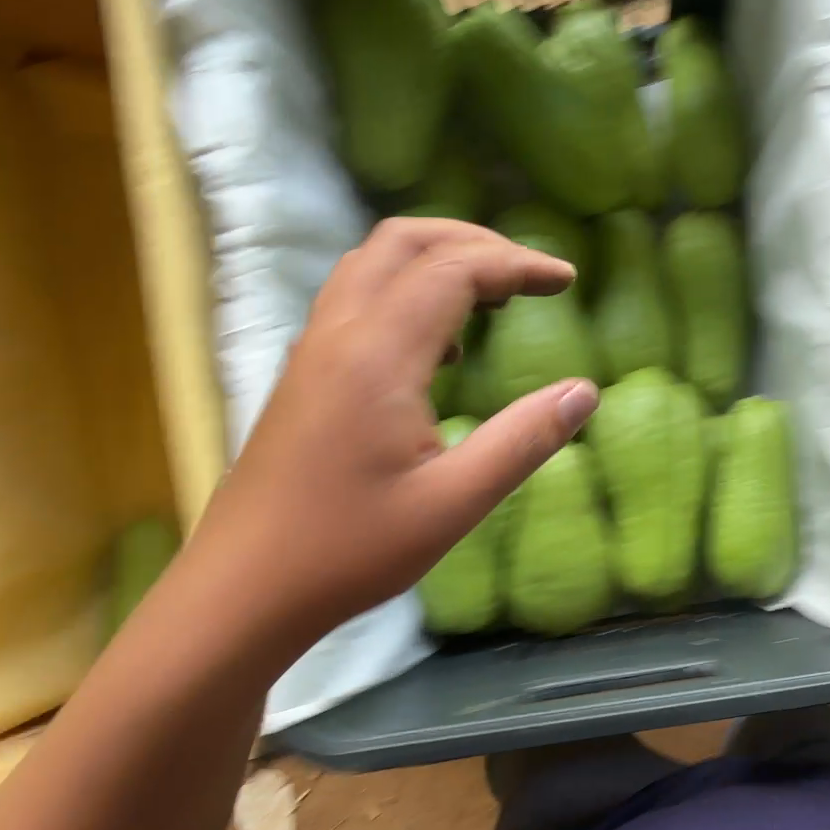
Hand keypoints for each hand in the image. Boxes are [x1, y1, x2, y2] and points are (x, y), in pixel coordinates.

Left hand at [186, 218, 596, 642]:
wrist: (244, 587)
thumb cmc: (351, 550)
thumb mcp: (455, 503)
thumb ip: (524, 441)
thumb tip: (585, 391)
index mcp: (379, 356)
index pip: (453, 269)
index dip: (516, 264)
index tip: (566, 281)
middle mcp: (340, 335)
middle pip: (404, 242)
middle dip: (475, 244)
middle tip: (530, 276)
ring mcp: (314, 351)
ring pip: (373, 265)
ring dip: (436, 261)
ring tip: (492, 298)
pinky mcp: (304, 375)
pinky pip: (357, 300)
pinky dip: (407, 293)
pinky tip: (440, 349)